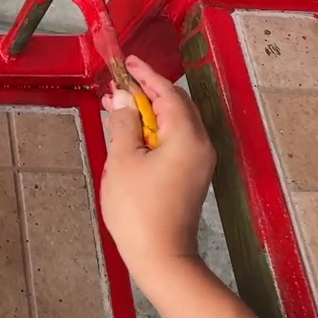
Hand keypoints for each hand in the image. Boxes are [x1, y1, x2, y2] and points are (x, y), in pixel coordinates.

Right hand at [99, 55, 215, 272]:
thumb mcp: (123, 159)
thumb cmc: (138, 207)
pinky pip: (174, 140)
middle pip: (176, 105)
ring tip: (117, 104)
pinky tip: (130, 131)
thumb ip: (124, 123)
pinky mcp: (190, 175)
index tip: (128, 61)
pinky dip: (153, 129)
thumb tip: (126, 98)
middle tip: (118, 83)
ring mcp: (198, 162)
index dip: (146, 75)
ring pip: (174, 123)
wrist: (161, 256)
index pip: (168, 93)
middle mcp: (200, 145)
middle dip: (147, 91)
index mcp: (187, 136)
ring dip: (148, 111)